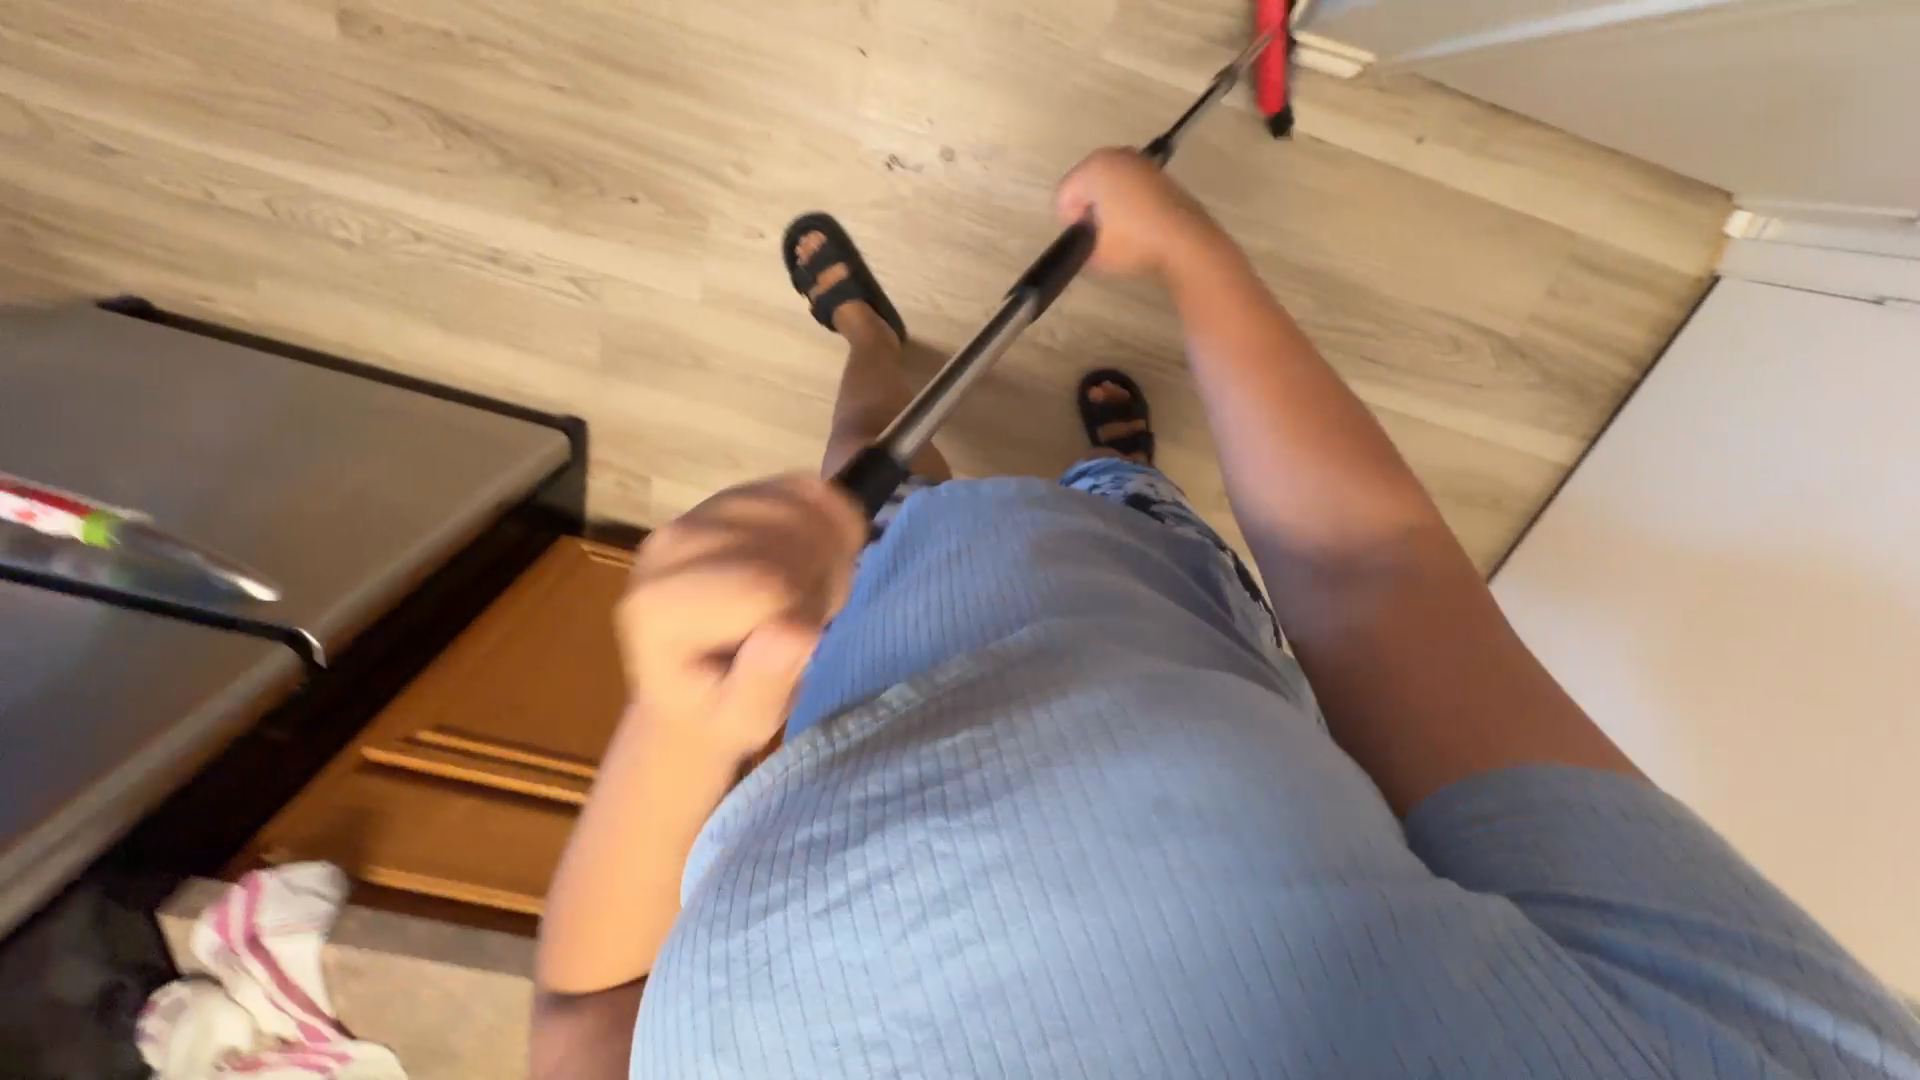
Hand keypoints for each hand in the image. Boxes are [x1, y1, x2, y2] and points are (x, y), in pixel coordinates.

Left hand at [614, 473, 864, 759]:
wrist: (693, 683)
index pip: (764, 584)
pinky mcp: (726, 496)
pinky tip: (815, 560)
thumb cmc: (717, 710)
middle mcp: (667, 546)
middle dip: (819, 579)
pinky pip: (801, 488)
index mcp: (659, 605)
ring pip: (798, 509)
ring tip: (812, 594)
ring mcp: (696, 512)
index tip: (808, 640)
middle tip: (815, 619)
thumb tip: (796, 629)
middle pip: (783, 539)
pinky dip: (827, 521)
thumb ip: (763, 680)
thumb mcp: (742, 720)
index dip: (805, 611)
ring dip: (826, 551)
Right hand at [1055, 147, 1224, 278]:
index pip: (1064, 196)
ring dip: (1107, 204)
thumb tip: (1082, 239)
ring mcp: (1140, 161)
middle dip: (1087, 209)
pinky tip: (1135, 224)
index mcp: (1094, 167)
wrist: (1185, 241)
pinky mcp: (1158, 173)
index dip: (1069, 223)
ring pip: (1108, 183)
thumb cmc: (1133, 243)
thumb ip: (1076, 244)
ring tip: (1118, 232)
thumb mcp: (1093, 254)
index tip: (1084, 241)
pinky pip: (1129, 186)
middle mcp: (1116, 155)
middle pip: (1085, 184)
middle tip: (1098, 236)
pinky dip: (1126, 201)